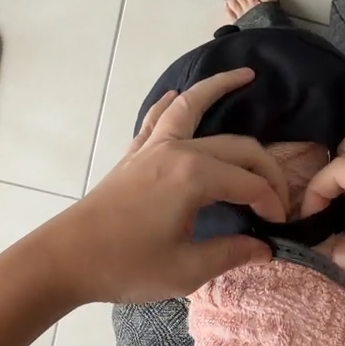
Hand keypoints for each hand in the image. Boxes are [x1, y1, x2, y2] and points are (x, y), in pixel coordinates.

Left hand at [39, 69, 289, 305]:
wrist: (64, 259)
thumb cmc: (125, 266)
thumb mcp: (186, 270)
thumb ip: (231, 254)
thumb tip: (265, 248)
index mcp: (194, 178)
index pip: (251, 184)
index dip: (272, 204)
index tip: (279, 230)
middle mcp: (177, 152)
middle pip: (237, 148)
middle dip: (266, 169)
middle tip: (280, 197)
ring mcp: (152, 148)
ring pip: (192, 107)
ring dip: (218, 88)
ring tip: (244, 75)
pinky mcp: (134, 155)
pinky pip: (157, 119)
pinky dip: (171, 104)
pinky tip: (176, 95)